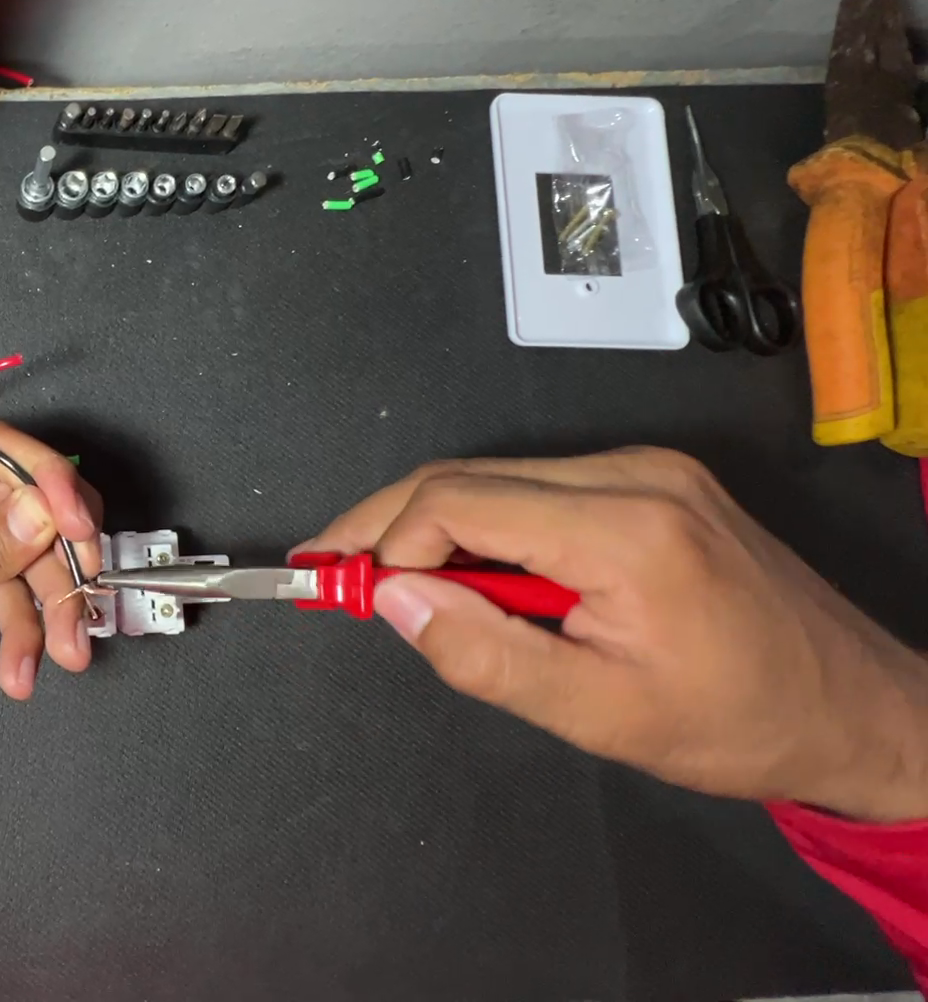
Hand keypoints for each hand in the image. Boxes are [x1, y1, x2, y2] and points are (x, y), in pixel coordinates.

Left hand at [0, 422, 101, 792]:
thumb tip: (46, 513)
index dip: (44, 479)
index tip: (80, 525)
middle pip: (21, 507)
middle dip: (56, 557)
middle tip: (84, 596)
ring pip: (25, 561)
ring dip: (48, 609)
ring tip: (62, 656)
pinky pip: (11, 601)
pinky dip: (24, 636)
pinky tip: (19, 674)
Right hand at [304, 447, 927, 822]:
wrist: (864, 710)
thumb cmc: (738, 722)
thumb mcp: (598, 714)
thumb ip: (482, 654)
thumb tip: (390, 597)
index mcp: (626, 530)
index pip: (455, 502)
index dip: (388, 545)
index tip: (357, 595)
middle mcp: (629, 475)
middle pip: (456, 478)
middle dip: (379, 524)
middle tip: (326, 566)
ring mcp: (635, 469)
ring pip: (479, 478)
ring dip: (417, 526)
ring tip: (383, 578)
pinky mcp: (636, 479)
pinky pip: (517, 487)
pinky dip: (465, 525)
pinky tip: (452, 567)